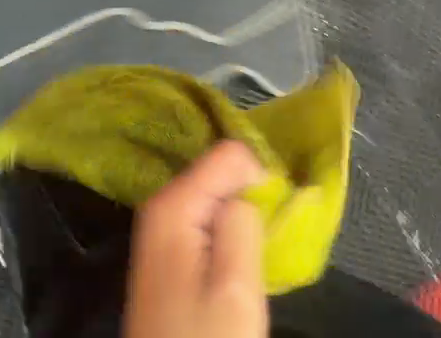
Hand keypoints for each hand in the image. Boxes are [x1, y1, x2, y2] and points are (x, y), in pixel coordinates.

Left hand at [124, 142, 267, 337]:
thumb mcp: (235, 287)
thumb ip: (243, 223)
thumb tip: (249, 187)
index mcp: (172, 204)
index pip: (229, 153)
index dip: (261, 177)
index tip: (280, 214)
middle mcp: (160, 206)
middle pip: (218, 172)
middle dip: (249, 195)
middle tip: (272, 233)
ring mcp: (161, 231)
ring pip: (215, 198)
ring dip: (240, 216)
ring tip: (259, 247)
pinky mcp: (168, 255)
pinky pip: (206, 221)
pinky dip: (227, 232)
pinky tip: (239, 258)